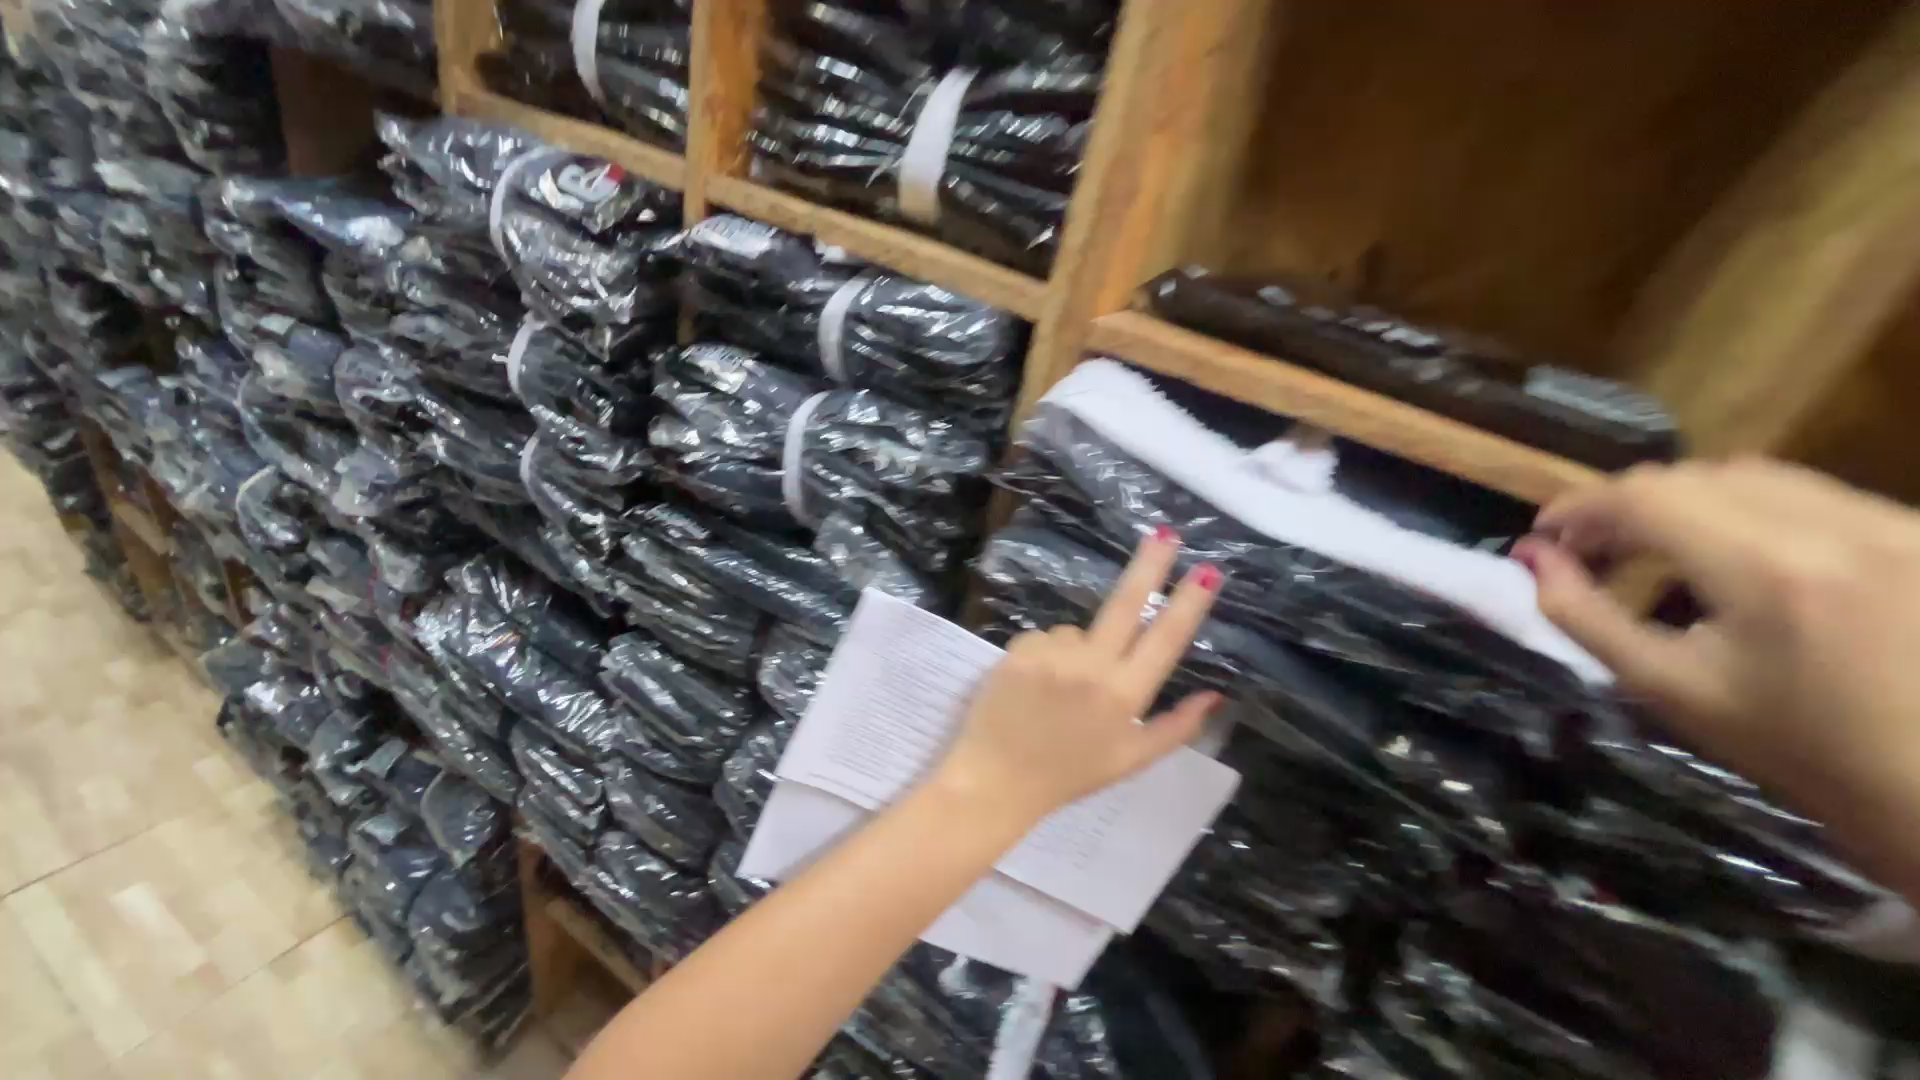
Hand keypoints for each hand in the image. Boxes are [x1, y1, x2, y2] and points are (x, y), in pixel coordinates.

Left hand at [932, 528, 1224, 824]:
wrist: (995, 782)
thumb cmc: (1068, 775)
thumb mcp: (1130, 760)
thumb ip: (1176, 727)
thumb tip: (1216, 695)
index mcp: (1124, 696)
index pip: (1164, 640)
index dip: (1189, 603)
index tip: (1207, 571)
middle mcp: (1091, 668)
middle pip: (1126, 604)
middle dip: (1150, 566)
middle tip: (1166, 534)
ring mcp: (1051, 657)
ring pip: (1077, 630)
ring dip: (1078, 647)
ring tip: (1060, 691)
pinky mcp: (1017, 652)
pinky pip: (1043, 638)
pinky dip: (1045, 653)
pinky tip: (1035, 685)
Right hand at [1515, 459, 1919, 832]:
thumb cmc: (1793, 749)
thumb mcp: (1664, 686)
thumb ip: (1581, 613)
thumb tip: (1531, 556)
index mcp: (1767, 570)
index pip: (1648, 495)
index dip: (1580, 504)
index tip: (1545, 534)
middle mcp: (1841, 527)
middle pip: (1697, 476)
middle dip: (1628, 504)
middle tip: (1591, 547)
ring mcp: (1898, 525)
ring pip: (1755, 477)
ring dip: (1687, 503)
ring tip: (1655, 549)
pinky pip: (1812, 496)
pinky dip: (1746, 513)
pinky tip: (1733, 558)